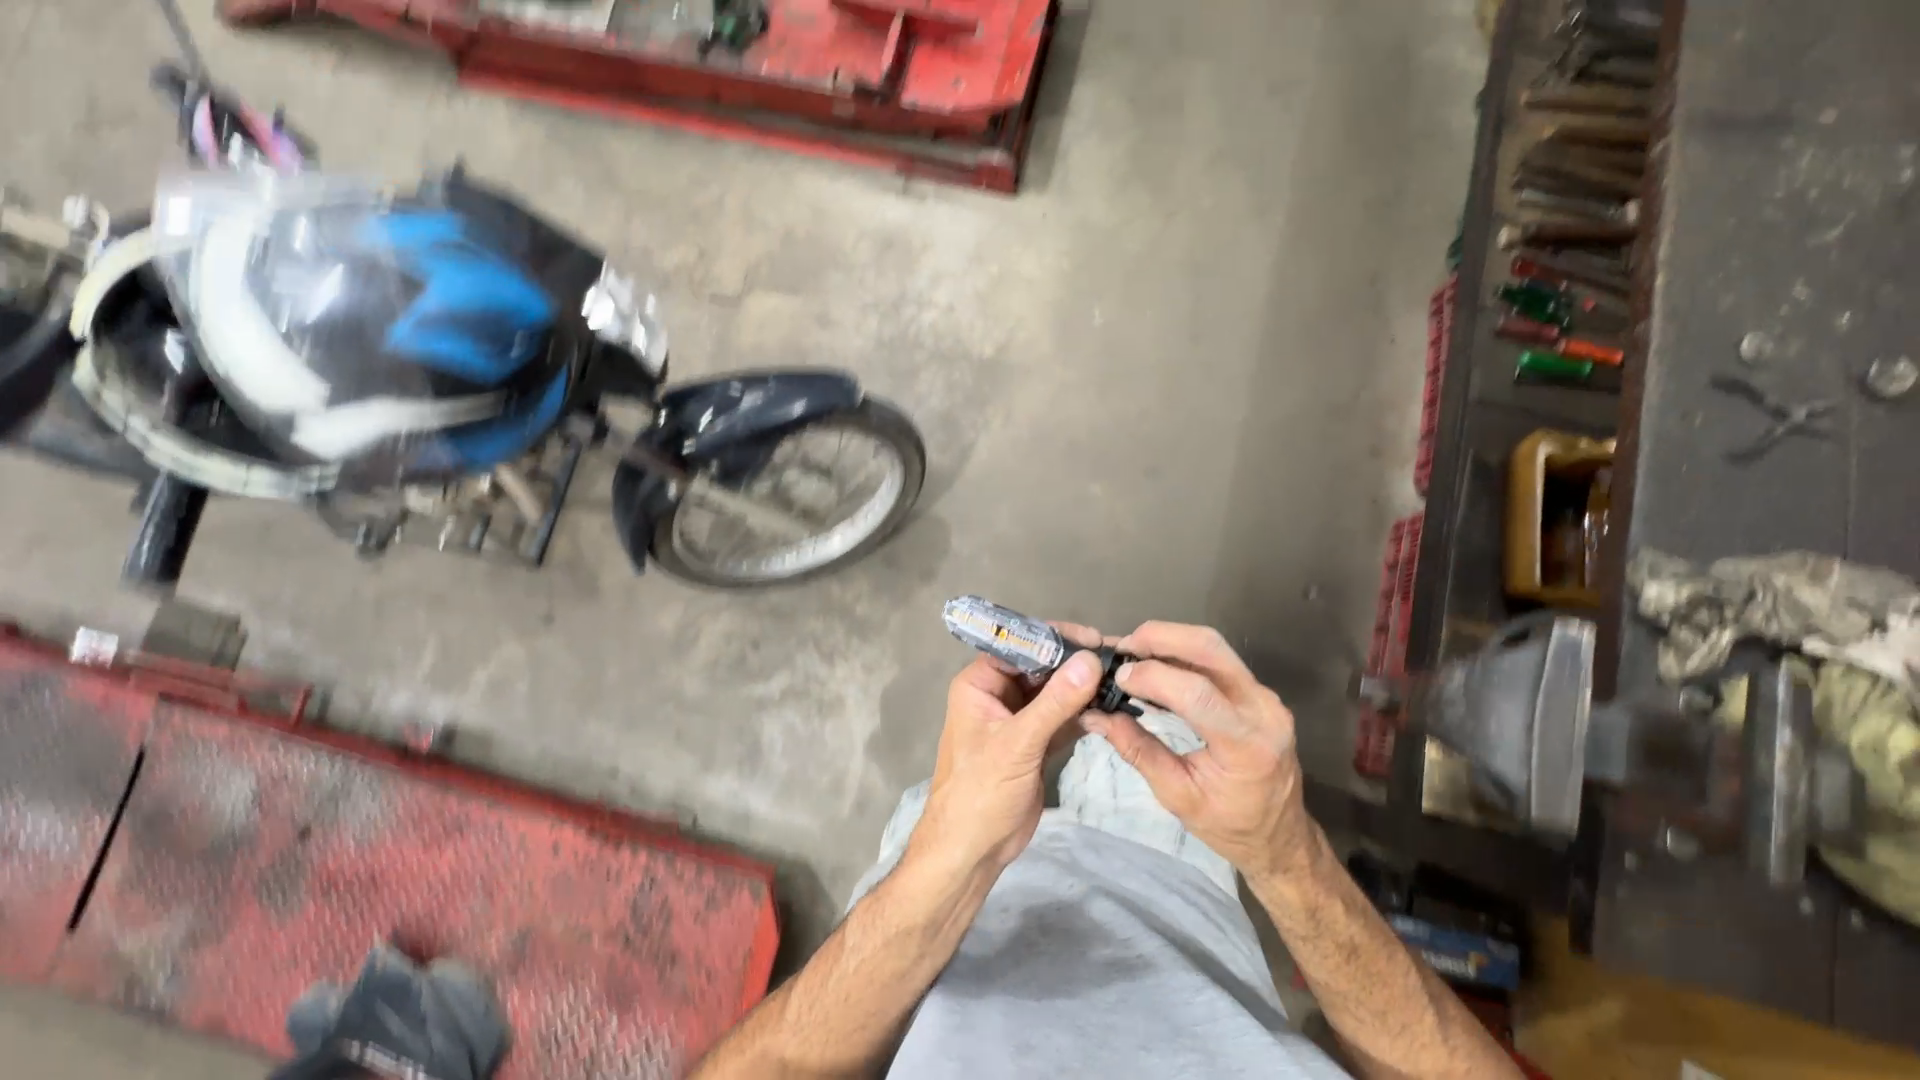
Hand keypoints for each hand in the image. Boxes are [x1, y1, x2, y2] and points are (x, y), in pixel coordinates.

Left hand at [907, 647, 1103, 878]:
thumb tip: (1090, 660)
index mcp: (979, 685)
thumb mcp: (1018, 743)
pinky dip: (1084, 714)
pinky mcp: (1036, 745)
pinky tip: (1112, 707)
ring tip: (1121, 680)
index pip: (1019, 646)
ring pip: (1055, 693)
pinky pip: (1063, 719)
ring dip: (1083, 688)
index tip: (1094, 638)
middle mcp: (997, 696)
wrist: (972, 851)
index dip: (1055, 638)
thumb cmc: (980, 792)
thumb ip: (1055, 702)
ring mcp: (1018, 721)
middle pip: (1041, 667)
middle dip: (1074, 663)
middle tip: (1116, 659)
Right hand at [1082, 622, 1315, 881]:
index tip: (1117, 677)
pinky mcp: (1259, 693)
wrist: (1280, 836)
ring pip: (1216, 647)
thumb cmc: (1230, 825)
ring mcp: (1265, 696)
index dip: (1153, 677)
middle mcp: (1262, 709)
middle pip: (1211, 648)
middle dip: (1161, 638)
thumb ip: (1138, 751)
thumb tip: (1096, 716)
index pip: (1197, 693)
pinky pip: (1220, 660)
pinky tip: (1157, 666)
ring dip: (1170, 641)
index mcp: (1246, 744)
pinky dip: (1184, 655)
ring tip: (1133, 654)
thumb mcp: (1178, 796)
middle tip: (1121, 647)